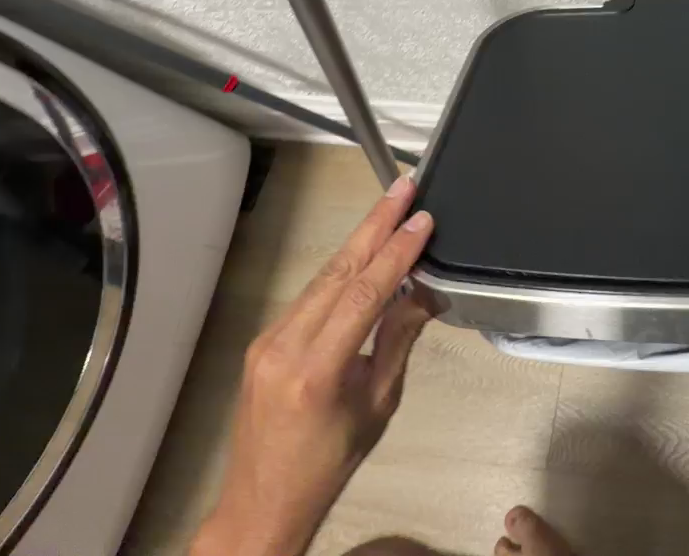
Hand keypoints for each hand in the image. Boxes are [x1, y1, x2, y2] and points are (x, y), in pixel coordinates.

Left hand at [190, 176, 434, 555]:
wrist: (262, 502)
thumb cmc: (331, 463)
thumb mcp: (378, 403)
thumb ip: (399, 339)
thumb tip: (425, 289)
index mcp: (316, 370)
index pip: (364, 294)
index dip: (397, 253)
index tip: (423, 220)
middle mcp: (284, 345)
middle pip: (338, 270)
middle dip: (375, 224)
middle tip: (403, 187)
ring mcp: (268, 339)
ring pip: (323, 277)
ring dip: (360, 240)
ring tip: (391, 206)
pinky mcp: (264, 340)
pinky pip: (311, 295)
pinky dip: (344, 269)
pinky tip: (367, 252)